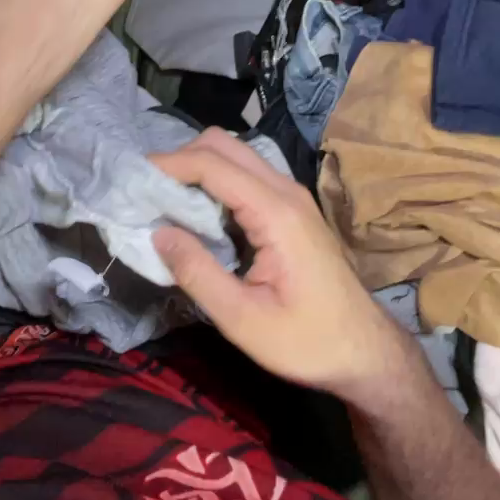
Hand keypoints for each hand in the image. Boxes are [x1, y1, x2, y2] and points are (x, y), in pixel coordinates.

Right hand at [150, 128, 416, 400]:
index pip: (212, 164)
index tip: (133, 181)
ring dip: (196, 168)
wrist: (366, 354)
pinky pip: (245, 175)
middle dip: (180, 158)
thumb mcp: (243, 320)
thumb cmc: (307, 342)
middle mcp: (285, 192)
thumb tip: (157, 235)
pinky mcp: (292, 209)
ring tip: (164, 201)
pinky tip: (196, 214)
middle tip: (147, 191)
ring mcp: (292, 197)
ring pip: (235, 156)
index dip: (168, 165)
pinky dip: (214, 181)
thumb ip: (198, 273)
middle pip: (223, 145)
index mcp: (276, 213)